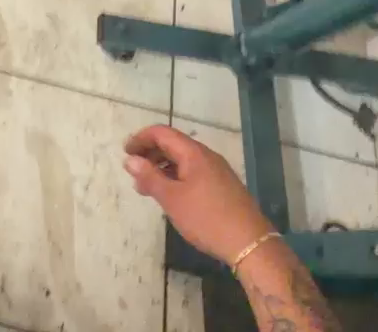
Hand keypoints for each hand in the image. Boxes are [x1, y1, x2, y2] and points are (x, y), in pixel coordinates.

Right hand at [123, 125, 276, 265]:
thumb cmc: (207, 218)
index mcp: (193, 152)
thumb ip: (149, 177)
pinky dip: (177, 178)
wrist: (252, 245)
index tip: (126, 153)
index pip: (161, 133)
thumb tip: (131, 159)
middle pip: (172, 145)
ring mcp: (218, 171)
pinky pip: (194, 173)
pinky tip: (172, 197)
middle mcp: (206, 156)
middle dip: (150, 155)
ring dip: (162, 169)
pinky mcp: (224, 187)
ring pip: (183, 161)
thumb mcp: (172, 199)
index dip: (140, 139)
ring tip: (148, 189)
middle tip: (134, 173)